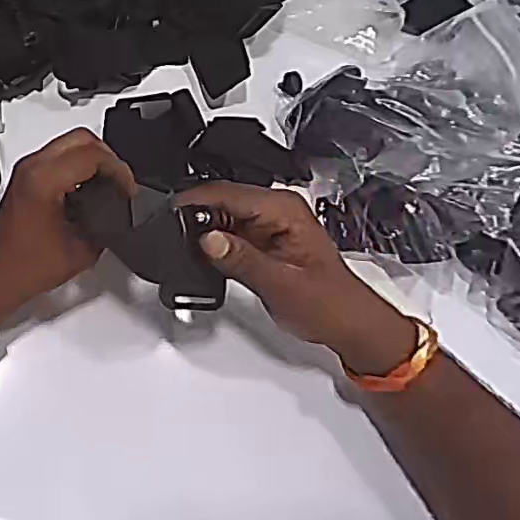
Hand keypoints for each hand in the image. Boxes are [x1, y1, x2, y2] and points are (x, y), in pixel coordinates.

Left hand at [0, 129, 137, 327]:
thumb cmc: (24, 266)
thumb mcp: (82, 248)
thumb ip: (105, 220)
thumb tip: (118, 209)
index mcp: (43, 179)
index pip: (92, 154)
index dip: (119, 170)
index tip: (127, 188)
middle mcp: (31, 168)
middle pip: (80, 138)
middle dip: (108, 157)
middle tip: (121, 181)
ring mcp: (24, 170)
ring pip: (67, 143)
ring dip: (91, 159)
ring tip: (108, 185)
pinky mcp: (23, 178)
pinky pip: (55, 157)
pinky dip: (76, 166)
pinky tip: (87, 190)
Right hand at [175, 181, 416, 375]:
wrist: (350, 327)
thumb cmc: (331, 305)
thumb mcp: (281, 284)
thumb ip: (240, 259)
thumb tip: (207, 238)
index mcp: (284, 208)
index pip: (226, 192)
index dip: (194, 202)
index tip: (169, 214)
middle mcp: (276, 208)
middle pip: (219, 199)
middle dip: (195, 216)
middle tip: (175, 235)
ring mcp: (268, 221)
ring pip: (219, 214)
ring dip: (203, 229)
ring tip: (190, 248)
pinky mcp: (260, 236)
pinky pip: (226, 229)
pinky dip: (213, 241)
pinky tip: (208, 255)